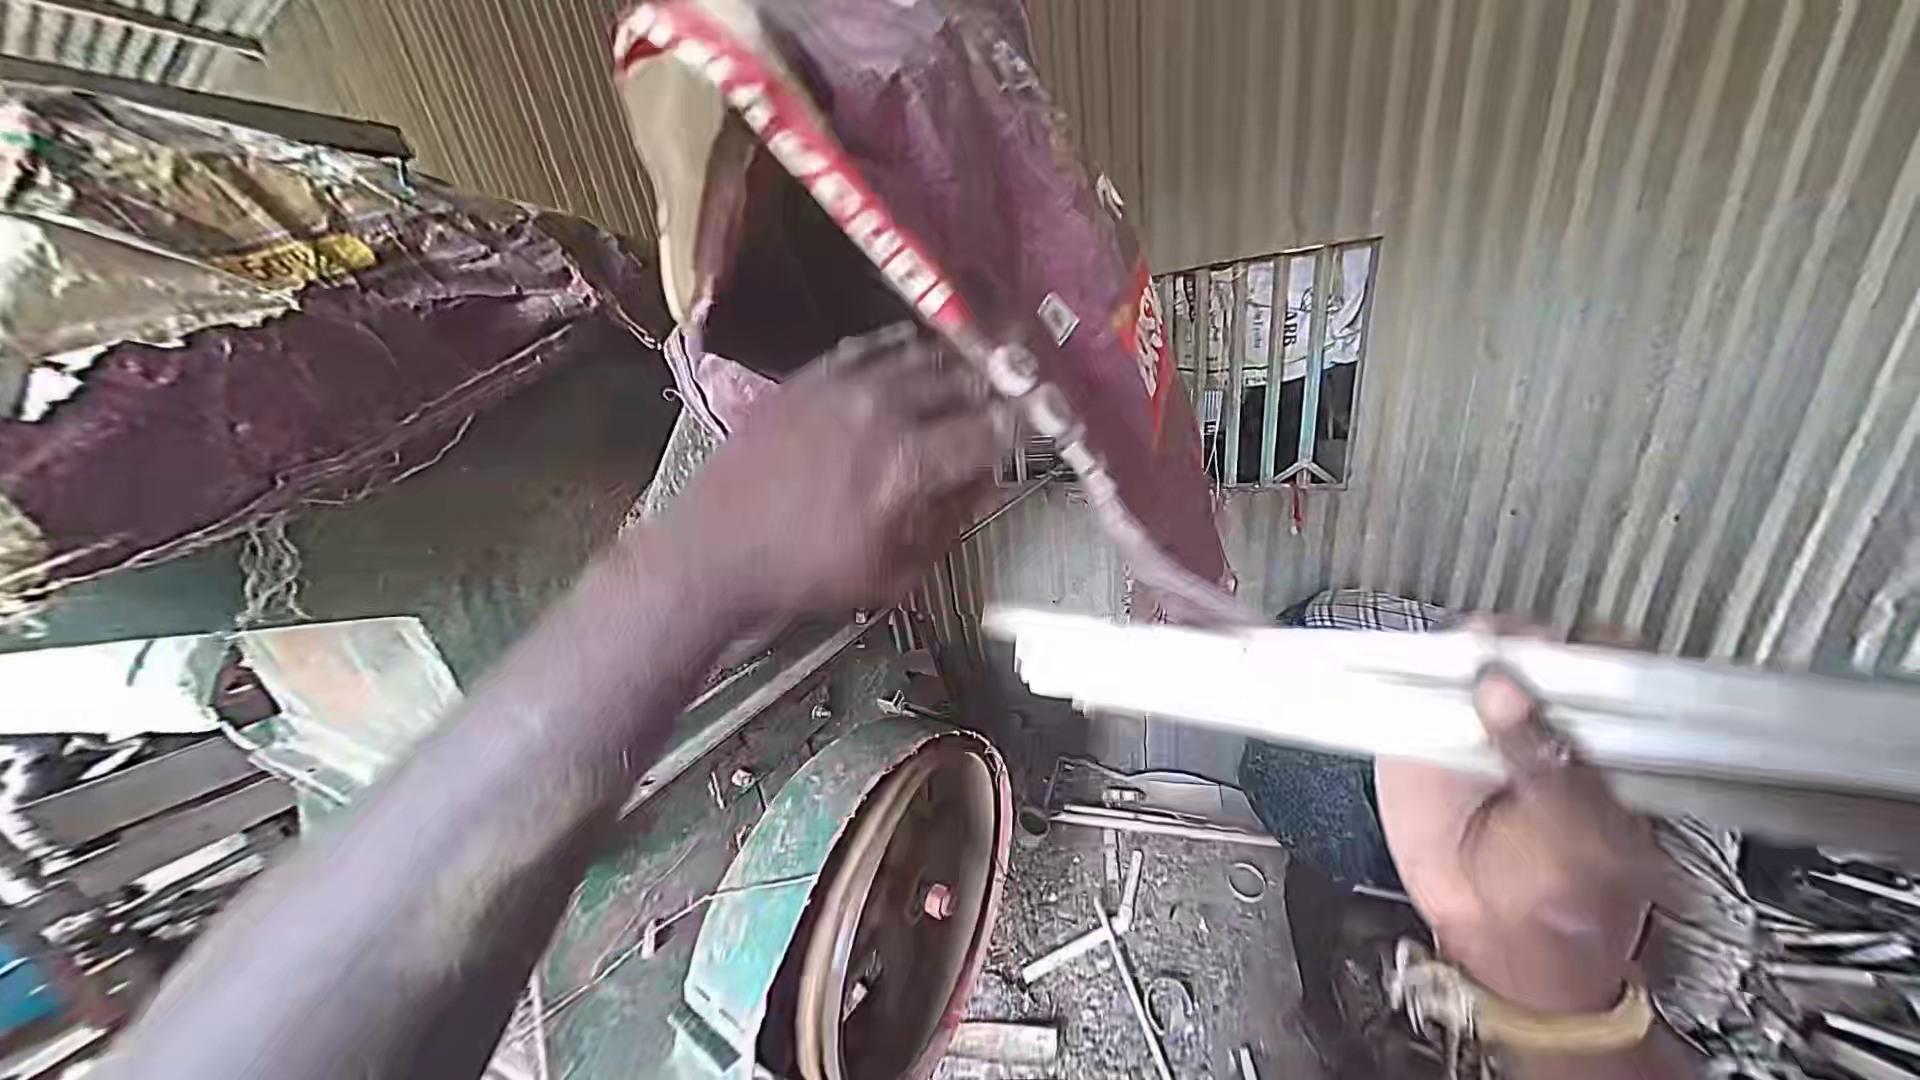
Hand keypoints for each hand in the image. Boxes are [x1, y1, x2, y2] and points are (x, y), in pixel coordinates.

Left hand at [659, 323, 1008, 616]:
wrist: (716, 553)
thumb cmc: (807, 575)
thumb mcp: (895, 570)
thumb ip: (952, 519)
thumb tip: (990, 483)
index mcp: (910, 464)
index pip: (991, 431)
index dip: (1026, 424)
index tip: (1044, 420)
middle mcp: (882, 411)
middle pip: (962, 382)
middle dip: (999, 385)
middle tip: (1018, 386)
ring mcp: (841, 387)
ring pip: (919, 356)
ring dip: (956, 363)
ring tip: (977, 363)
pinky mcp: (807, 379)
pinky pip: (868, 349)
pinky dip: (901, 350)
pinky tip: (913, 354)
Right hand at [1375, 668, 1658, 1013]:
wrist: (1486, 928)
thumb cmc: (1560, 895)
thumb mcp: (1580, 840)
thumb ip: (1552, 769)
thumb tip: (1502, 688)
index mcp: (1599, 737)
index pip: (1596, 664)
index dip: (1572, 643)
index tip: (1548, 645)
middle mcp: (1532, 717)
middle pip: (1514, 650)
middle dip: (1495, 640)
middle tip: (1482, 650)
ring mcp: (1465, 718)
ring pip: (1449, 661)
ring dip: (1434, 654)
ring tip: (1435, 665)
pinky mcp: (1409, 728)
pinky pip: (1395, 690)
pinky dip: (1383, 675)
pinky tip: (1388, 674)